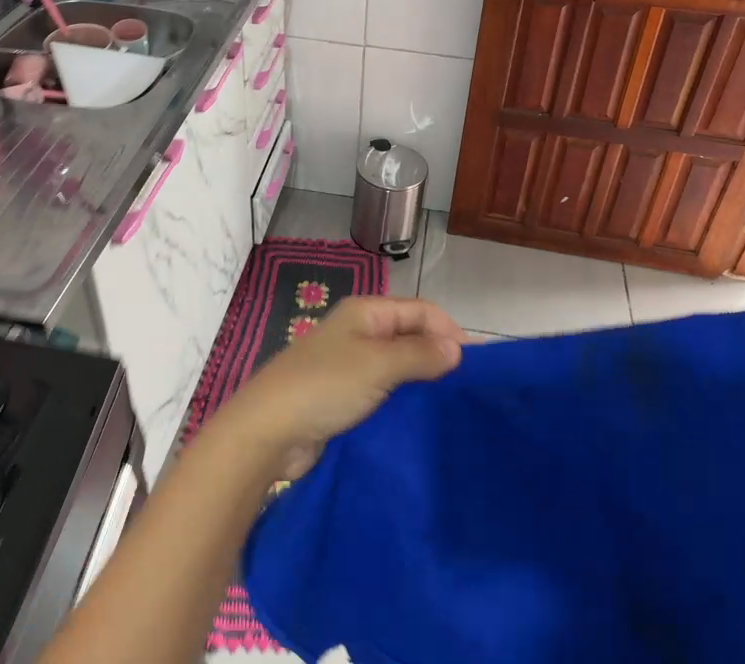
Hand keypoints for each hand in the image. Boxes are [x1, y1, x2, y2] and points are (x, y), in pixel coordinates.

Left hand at [211, 297, 463, 479]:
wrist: (268, 433)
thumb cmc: (324, 387)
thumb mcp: (378, 365)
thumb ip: (420, 354)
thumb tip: (457, 349)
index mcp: (365, 313)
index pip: (421, 311)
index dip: (450, 331)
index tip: (476, 366)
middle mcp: (359, 333)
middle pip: (410, 337)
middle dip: (439, 357)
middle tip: (467, 390)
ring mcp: (350, 367)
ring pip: (398, 368)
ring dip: (422, 383)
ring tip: (451, 407)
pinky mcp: (344, 399)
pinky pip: (384, 393)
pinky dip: (403, 402)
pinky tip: (421, 421)